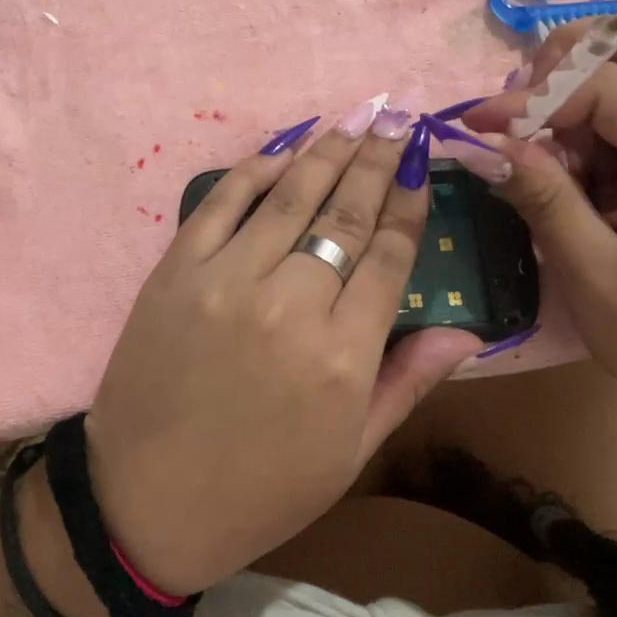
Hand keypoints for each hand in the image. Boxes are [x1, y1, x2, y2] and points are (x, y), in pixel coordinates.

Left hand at [84, 103, 483, 595]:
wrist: (147, 499)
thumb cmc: (262, 488)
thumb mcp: (350, 453)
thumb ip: (408, 382)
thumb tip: (469, 329)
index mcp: (342, 357)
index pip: (389, 257)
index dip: (409, 204)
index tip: (422, 164)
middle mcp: (290, 305)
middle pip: (346, 215)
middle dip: (377, 161)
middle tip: (397, 120)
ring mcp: (227, 281)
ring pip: (289, 198)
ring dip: (326, 153)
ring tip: (355, 118)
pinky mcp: (176, 270)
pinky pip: (221, 204)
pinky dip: (254, 170)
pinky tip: (283, 147)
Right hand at [461, 14, 616, 436]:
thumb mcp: (593, 276)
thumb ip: (542, 197)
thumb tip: (483, 142)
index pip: (605, 83)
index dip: (531, 92)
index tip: (476, 124)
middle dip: (573, 52)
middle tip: (526, 101)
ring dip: (583, 84)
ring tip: (538, 136)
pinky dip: (594, 118)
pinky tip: (567, 165)